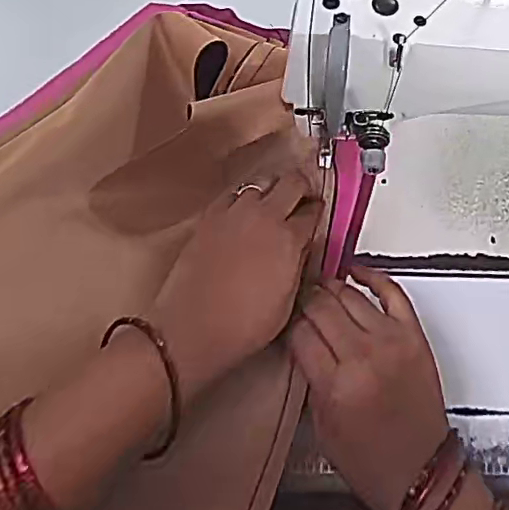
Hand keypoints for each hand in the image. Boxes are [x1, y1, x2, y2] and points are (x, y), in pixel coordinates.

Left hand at [150, 131, 323, 402]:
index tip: (316, 216)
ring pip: (262, 182)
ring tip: (270, 207)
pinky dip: (242, 198)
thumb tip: (301, 247)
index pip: (313, 211)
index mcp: (288, 239)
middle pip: (293, 181)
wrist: (191, 328)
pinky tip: (241, 213)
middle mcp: (265, 217)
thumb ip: (298, 265)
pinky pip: (233, 194)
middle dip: (302, 188)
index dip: (317, 212)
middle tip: (301, 199)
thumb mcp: (286, 303)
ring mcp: (235, 212)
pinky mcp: (211, 215)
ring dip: (271, 191)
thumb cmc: (241, 326)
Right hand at [288, 267, 450, 509]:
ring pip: (350, 293)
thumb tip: (300, 338)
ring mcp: (391, 341)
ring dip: (331, 288)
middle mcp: (364, 357)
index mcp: (336, 387)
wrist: (421, 473)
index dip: (289, 322)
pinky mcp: (413, 334)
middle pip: (322, 306)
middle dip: (306, 301)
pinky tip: (355, 272)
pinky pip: (390, 290)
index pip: (301, 332)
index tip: (286, 319)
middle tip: (300, 301)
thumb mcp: (323, 428)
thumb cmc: (373, 461)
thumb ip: (310, 379)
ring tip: (321, 288)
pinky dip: (371, 276)